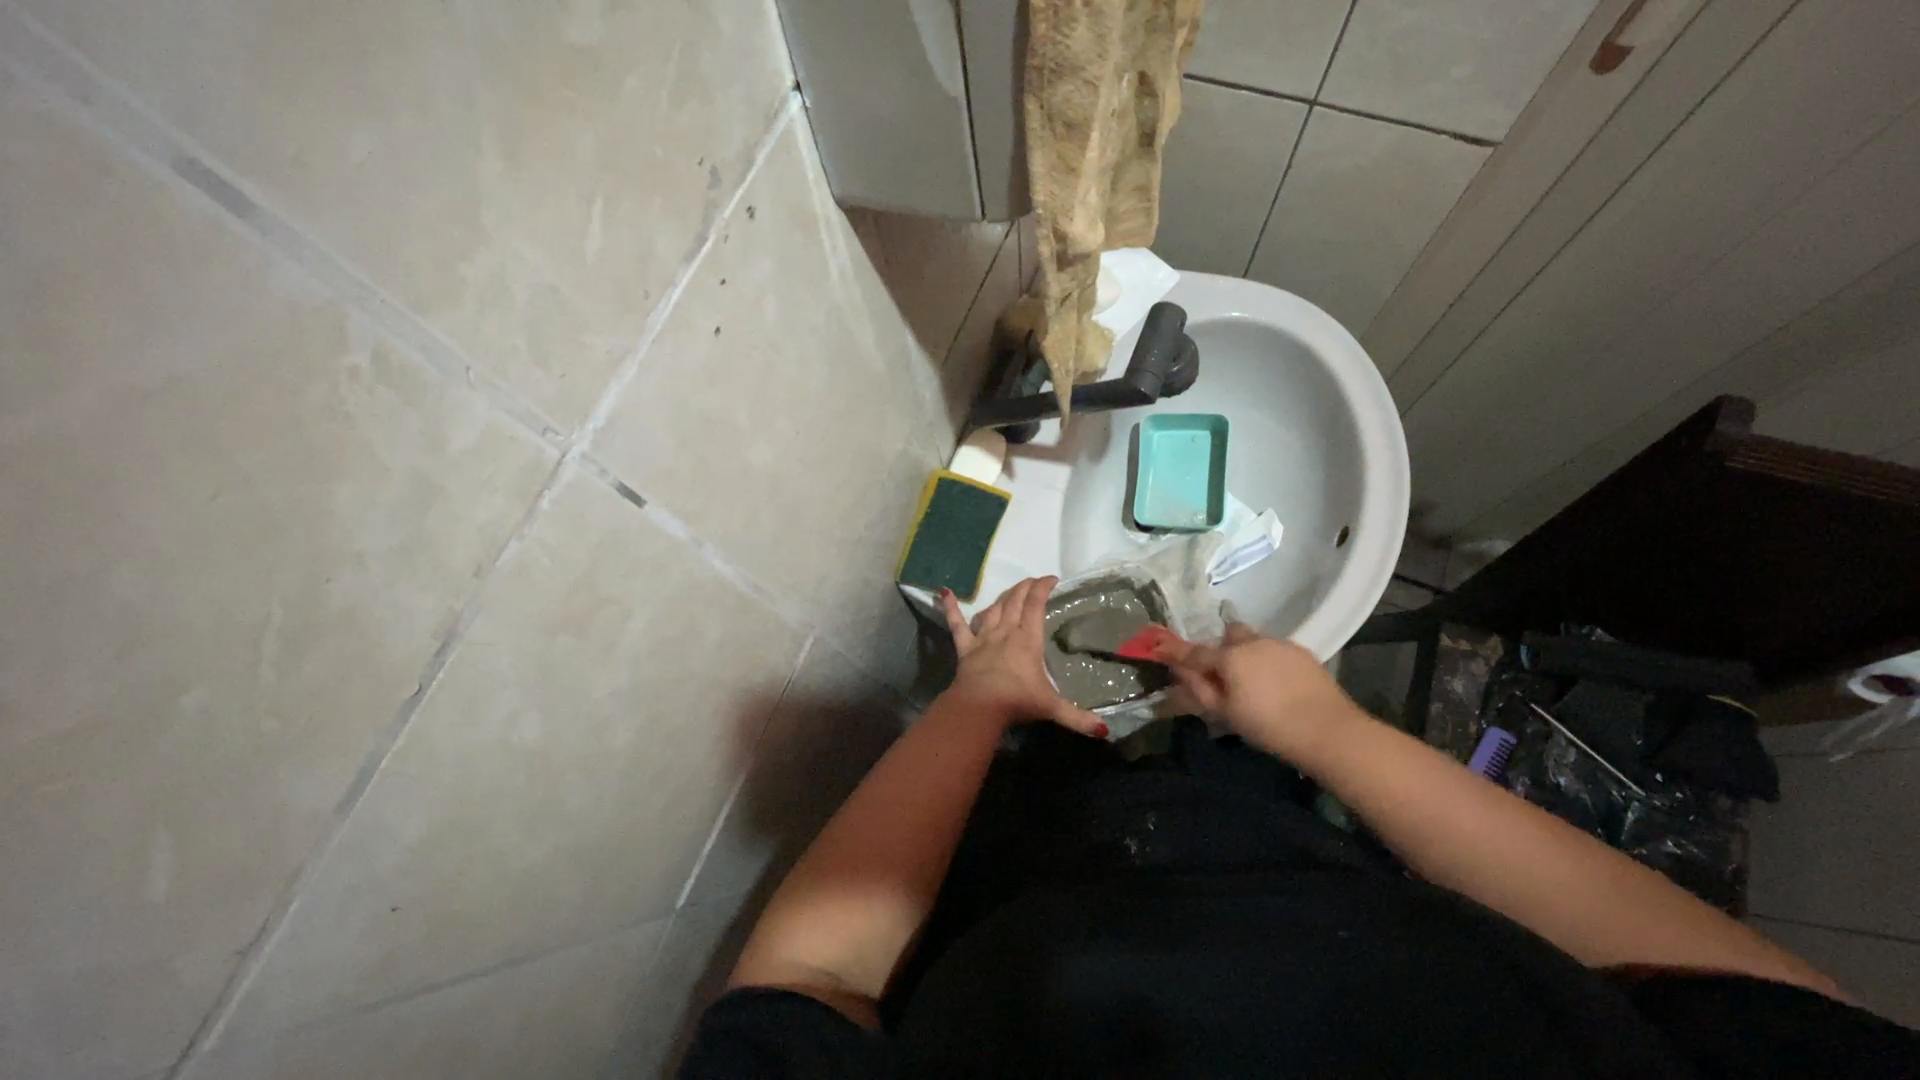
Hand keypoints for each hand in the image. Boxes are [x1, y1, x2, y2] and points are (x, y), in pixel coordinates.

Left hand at [939, 577, 1107, 737]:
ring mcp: (983, 638)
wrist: (979, 707)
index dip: (1043, 588)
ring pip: (992, 609)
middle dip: (1025, 588)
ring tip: (1010, 592)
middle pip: (1014, 602)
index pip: (1036, 605)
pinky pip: (957, 624)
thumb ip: (1078, 717)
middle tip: (1033, 581)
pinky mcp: (965, 648)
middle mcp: (1005, 632)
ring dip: (1002, 597)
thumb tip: (1104, 731)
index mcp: (1027, 639)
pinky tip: (944, 593)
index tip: (1051, 579)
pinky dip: (951, 608)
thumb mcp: (1051, 708)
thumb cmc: (1017, 701)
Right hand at [1159, 624, 1358, 758]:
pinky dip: (1269, 661)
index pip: (1194, 652)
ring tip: (1254, 682)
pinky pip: (1276, 650)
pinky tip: (1277, 684)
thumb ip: (1199, 690)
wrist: (1327, 730)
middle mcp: (1252, 642)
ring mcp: (1281, 644)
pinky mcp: (1303, 652)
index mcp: (1229, 657)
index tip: (1158, 646)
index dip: (1174, 651)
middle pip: (1228, 635)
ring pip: (1254, 641)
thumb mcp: (1225, 714)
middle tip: (1223, 675)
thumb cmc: (1268, 726)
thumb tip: (1179, 673)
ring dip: (1247, 654)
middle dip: (1222, 648)